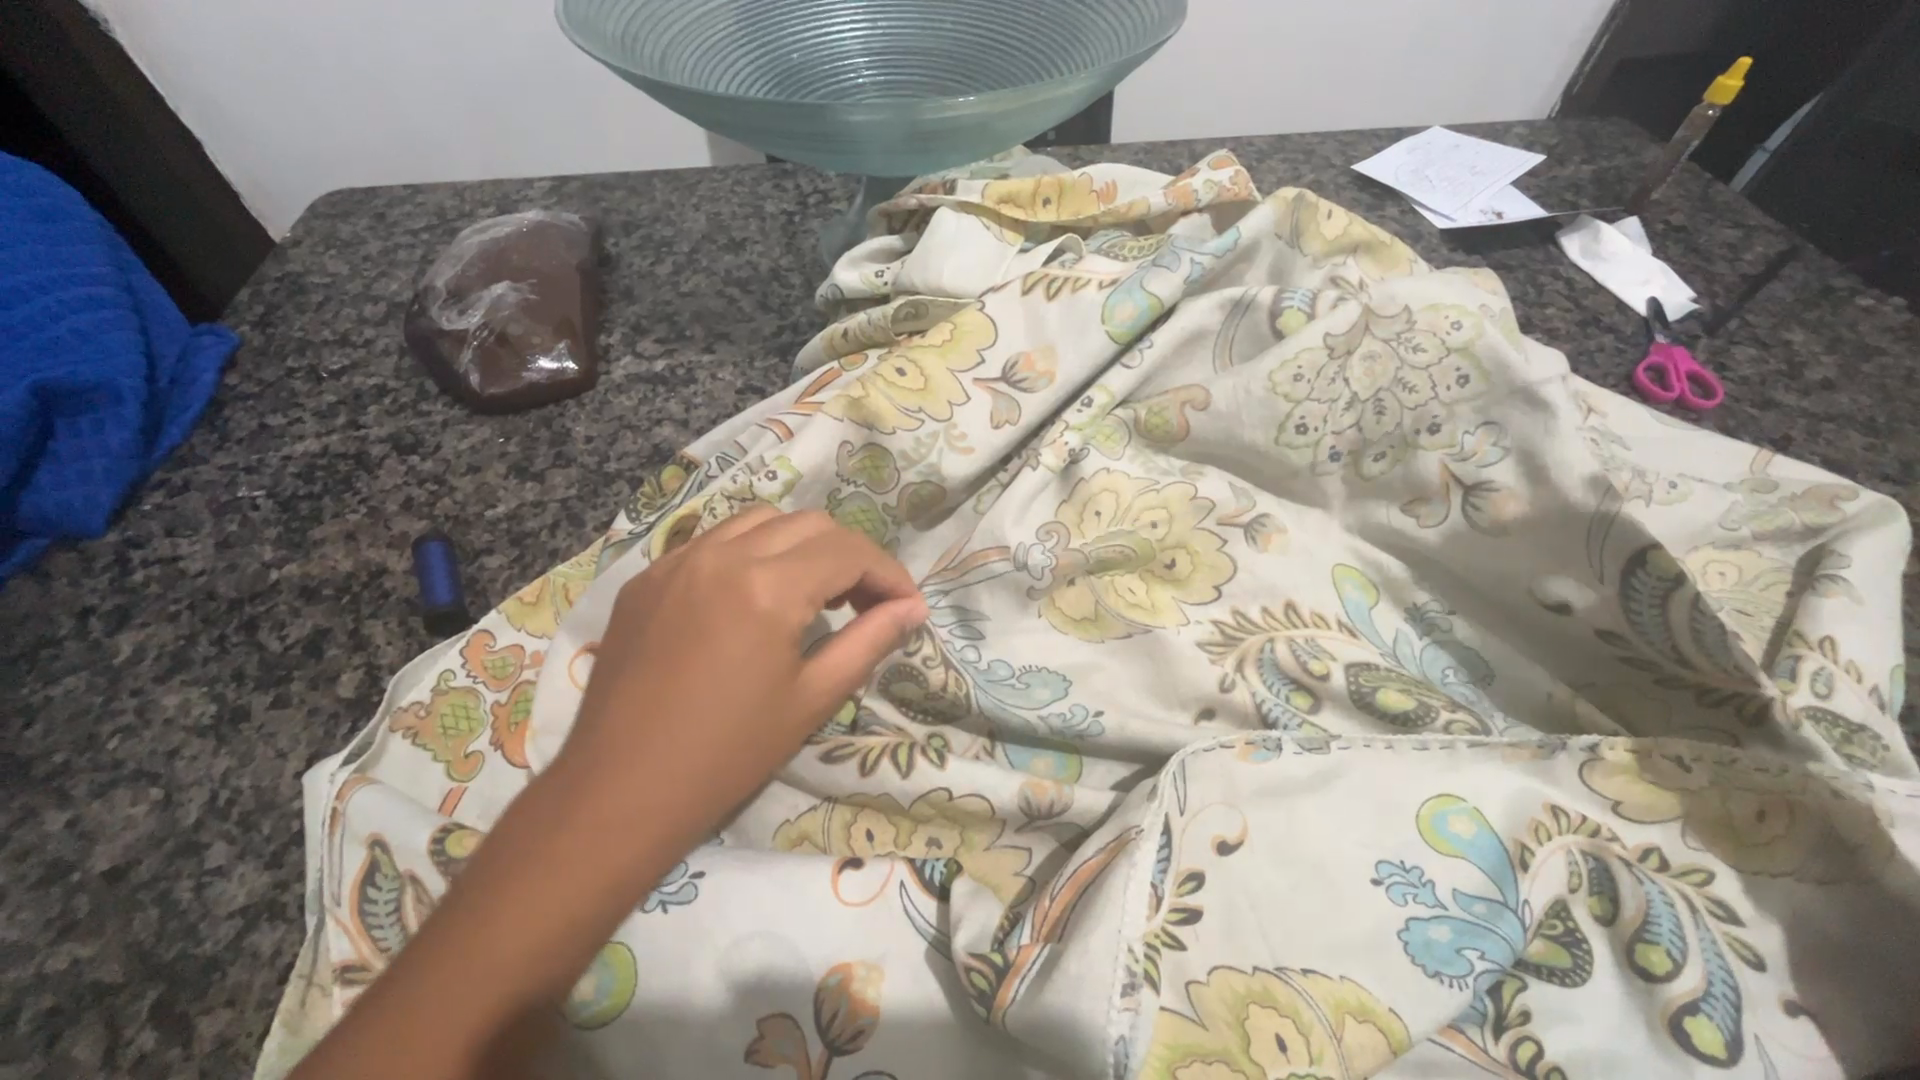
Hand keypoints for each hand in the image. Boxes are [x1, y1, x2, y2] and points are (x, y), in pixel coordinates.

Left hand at [550, 505, 926, 862]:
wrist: (620, 791)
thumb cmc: (727, 755)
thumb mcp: (812, 699)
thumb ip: (869, 642)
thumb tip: (913, 609)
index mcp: (768, 587)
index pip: (850, 552)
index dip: (889, 574)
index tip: (908, 607)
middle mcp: (723, 554)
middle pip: (810, 524)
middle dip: (850, 557)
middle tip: (865, 605)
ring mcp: (677, 560)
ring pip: (759, 521)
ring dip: (800, 546)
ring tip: (812, 595)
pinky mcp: (646, 578)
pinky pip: (711, 542)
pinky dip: (750, 554)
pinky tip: (751, 599)